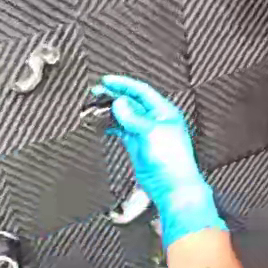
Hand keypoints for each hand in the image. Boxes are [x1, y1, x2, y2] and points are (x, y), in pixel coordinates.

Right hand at [101, 75, 224, 245]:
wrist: (172, 186)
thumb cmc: (172, 160)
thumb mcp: (152, 132)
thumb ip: (133, 117)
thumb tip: (119, 102)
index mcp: (164, 111)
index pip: (141, 91)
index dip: (123, 84)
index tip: (106, 81)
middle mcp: (154, 119)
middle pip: (130, 102)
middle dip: (113, 96)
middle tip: (96, 93)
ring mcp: (145, 132)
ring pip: (124, 116)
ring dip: (110, 111)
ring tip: (95, 108)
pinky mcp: (137, 145)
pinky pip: (121, 130)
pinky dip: (110, 126)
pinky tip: (102, 124)